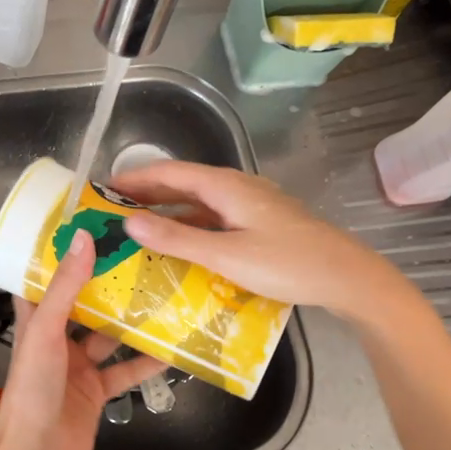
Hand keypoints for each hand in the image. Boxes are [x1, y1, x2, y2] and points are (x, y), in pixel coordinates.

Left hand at [0, 229, 167, 449]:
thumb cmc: (33, 389)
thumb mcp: (46, 332)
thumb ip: (66, 287)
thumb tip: (83, 237)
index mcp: (35, 321)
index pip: (45, 279)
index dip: (62, 254)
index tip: (91, 225)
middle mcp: (56, 339)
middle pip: (83, 303)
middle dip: (108, 284)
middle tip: (141, 255)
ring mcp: (78, 366)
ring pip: (108, 336)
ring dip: (131, 320)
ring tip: (163, 292)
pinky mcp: (98, 391)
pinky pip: (125, 371)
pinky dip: (146, 361)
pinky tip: (172, 346)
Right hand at [111, 160, 428, 331]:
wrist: (348, 277)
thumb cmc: (287, 264)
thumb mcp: (226, 255)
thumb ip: (177, 238)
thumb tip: (128, 222)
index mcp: (225, 186)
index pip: (169, 172)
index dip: (134, 178)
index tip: (102, 188)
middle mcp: (235, 187)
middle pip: (182, 184)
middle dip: (146, 193)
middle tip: (111, 209)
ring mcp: (250, 204)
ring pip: (198, 202)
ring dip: (168, 211)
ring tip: (136, 227)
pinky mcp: (260, 223)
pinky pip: (214, 217)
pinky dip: (190, 226)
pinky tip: (180, 245)